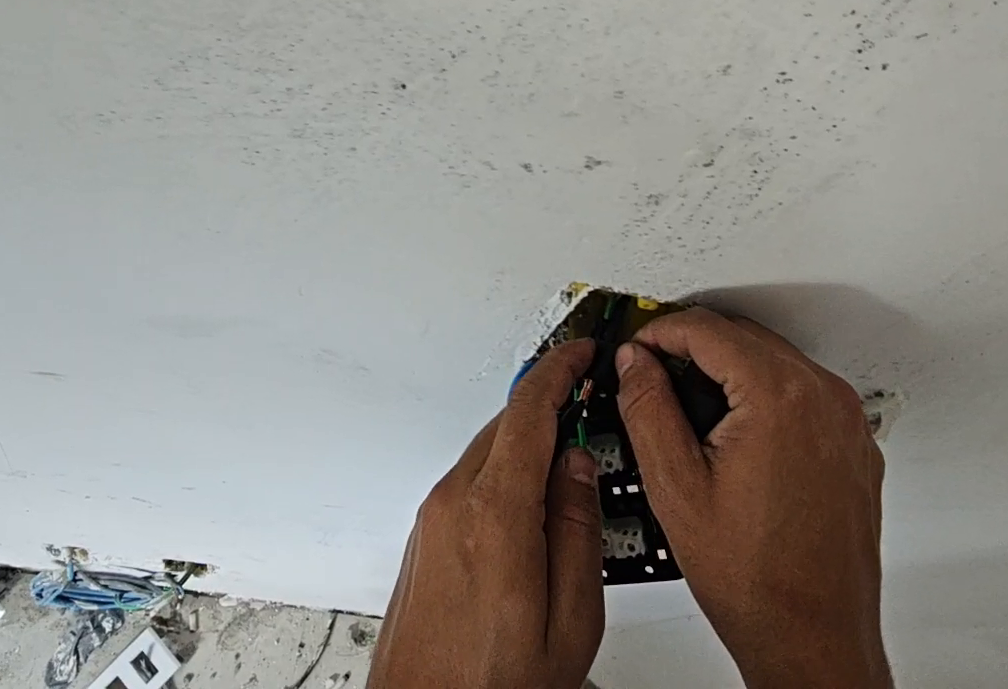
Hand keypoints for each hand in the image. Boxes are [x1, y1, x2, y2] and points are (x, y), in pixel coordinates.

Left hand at [372, 338, 603, 688]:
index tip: (580, 352)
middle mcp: (454, 502)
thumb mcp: (571, 619)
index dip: (559, 370)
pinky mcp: (423, 532)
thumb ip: (579, 529)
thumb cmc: (493, 685)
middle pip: (507, 423)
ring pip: (488, 448)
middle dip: (549, 405)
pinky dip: (503, 467)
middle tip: (585, 405)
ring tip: (566, 463)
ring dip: (527, 439)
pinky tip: (529, 499)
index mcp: (495, 515)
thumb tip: (578, 467)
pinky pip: (470, 475)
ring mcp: (432, 516)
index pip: (529, 411)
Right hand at [615, 309, 890, 688]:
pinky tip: (734, 433)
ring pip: (772, 358)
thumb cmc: (755, 578)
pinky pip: (801, 390)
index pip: (708, 329)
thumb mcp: (674, 485)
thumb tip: (634, 361)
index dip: (661, 331)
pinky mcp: (853, 441)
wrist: (813, 638)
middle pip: (742, 335)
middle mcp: (823, 398)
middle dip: (693, 346)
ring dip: (728, 367)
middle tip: (654, 375)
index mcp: (780, 398)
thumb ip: (646, 407)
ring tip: (690, 410)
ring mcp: (845, 420)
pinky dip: (763, 392)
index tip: (638, 346)